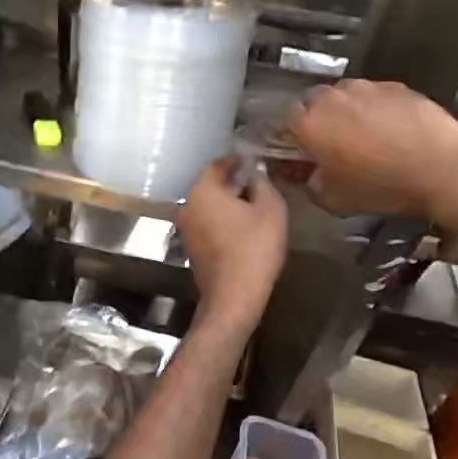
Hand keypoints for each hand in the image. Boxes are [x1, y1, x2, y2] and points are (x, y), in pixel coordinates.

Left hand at [177, 160, 287, 333]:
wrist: (234, 296)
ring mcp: (186, 229)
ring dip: (227, 205)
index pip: (218, 164)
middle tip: (257, 187)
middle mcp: (188, 206)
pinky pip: (207, 226)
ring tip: (253, 209)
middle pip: (211, 186)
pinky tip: (241, 231)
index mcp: (203, 190)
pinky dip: (222, 223)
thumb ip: (262, 182)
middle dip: (233, 184)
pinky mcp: (191, 249)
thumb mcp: (271, 208)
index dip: (238, 162)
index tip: (255, 164)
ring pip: (208, 207)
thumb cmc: (254, 247)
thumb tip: (254, 173)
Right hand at [285, 80, 457, 220]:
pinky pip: (373, 94)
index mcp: (310, 124)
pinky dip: (373, 107)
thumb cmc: (382, 186)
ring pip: (344, 94)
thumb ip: (311, 184)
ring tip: (361, 134)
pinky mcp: (395, 86)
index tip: (300, 146)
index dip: (292, 131)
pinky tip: (388, 129)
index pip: (286, 116)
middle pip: (313, 100)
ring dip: (345, 109)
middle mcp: (333, 98)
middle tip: (329, 141)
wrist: (442, 167)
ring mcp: (366, 88)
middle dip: (317, 116)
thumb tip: (310, 176)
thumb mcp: (335, 200)